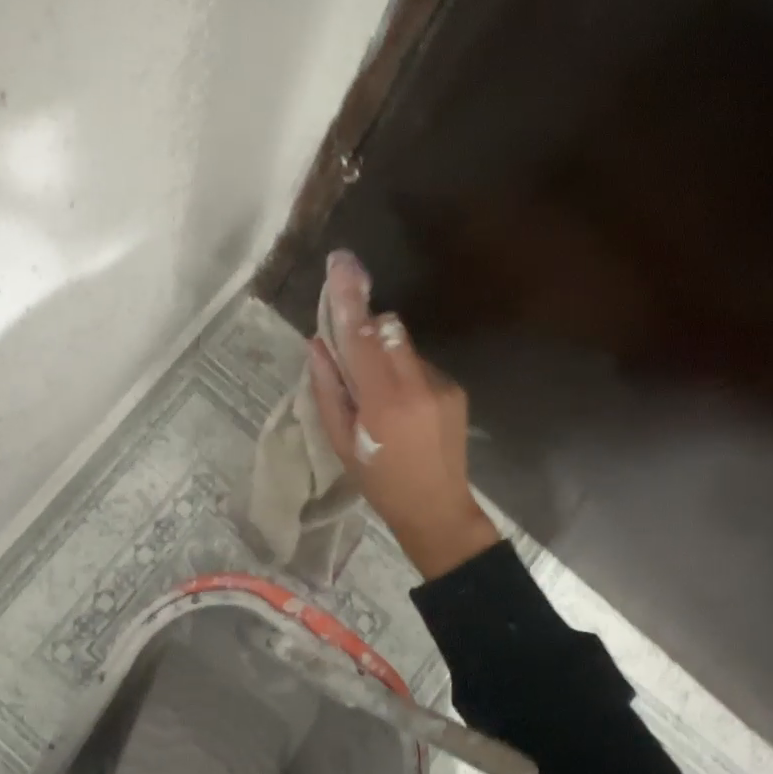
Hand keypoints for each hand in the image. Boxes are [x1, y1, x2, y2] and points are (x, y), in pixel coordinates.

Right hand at [308, 250, 500, 579]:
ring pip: (405, 346)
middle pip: (388, 328)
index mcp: (382, 400)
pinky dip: (404, 372)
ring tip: (380, 395)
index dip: (348, 298)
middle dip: (368, 330)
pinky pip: (420, 364)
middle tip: (352, 355)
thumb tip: (317, 344)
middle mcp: (417, 383)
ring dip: (385, 355)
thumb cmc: (378, 481)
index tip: (340, 263)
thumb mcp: (340, 441)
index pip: (361, 336)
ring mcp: (441, 384)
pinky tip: (402, 407)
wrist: (437, 509)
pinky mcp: (455, 389)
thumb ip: (327, 389)